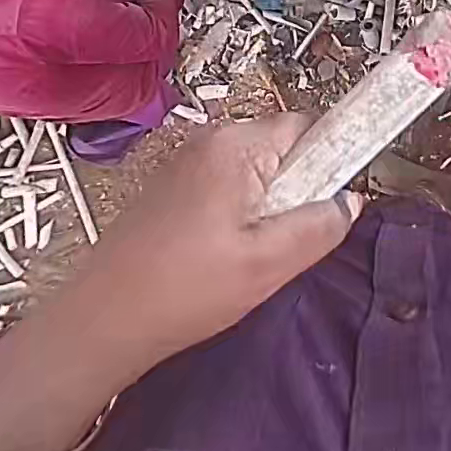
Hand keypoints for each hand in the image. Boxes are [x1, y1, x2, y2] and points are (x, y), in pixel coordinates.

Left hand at [83, 113, 360, 363]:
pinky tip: (224, 252)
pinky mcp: (176, 183)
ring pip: (258, 169)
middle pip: (283, 148)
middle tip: (286, 238)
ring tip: (252, 252)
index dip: (330, 159)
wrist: (98, 324)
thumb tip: (351, 199)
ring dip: (270, 203)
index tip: (331, 201)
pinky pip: (230, 182)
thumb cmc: (184, 290)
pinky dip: (241, 210)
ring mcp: (189, 159)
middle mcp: (211, 139)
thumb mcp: (267, 264)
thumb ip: (320, 226)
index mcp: (235, 145)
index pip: (308, 127)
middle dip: (298, 188)